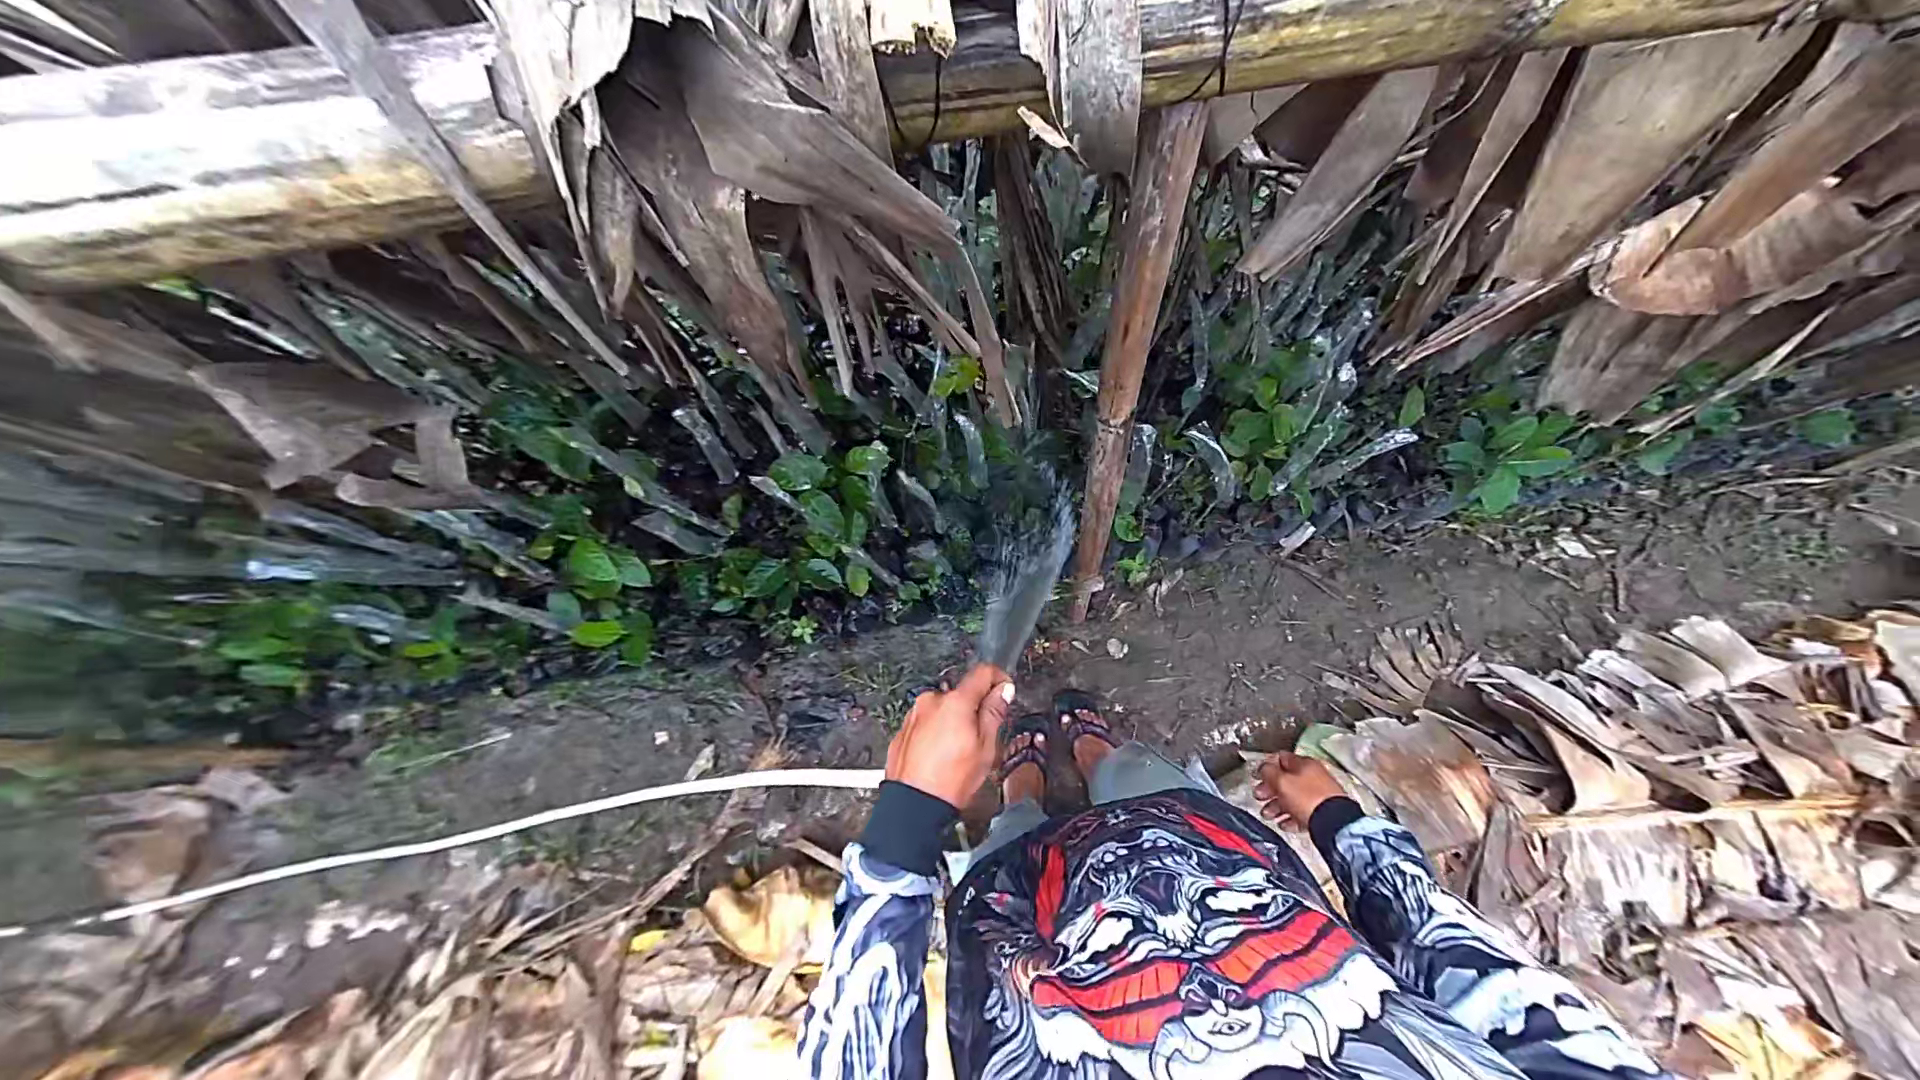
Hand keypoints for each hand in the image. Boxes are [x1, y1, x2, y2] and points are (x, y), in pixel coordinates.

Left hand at [886, 665, 1015, 807]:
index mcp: (955, 702)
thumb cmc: (949, 781)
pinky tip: (940, 756)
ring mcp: (914, 715)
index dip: (998, 679)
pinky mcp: (904, 729)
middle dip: (974, 709)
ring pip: (943, 710)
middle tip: (981, 736)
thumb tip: (1003, 691)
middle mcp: (931, 702)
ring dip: (953, 722)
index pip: (982, 673)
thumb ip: (994, 713)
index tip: (1004, 688)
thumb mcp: (985, 748)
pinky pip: (926, 723)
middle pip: (961, 694)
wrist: (914, 804)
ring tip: (957, 753)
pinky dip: (936, 733)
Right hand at [1253, 752, 1347, 827]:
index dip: (1266, 767)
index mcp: (1304, 764)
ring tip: (1269, 814)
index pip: (1280, 759)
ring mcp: (1320, 795)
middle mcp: (1314, 777)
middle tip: (1260, 796)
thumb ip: (1268, 771)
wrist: (1334, 824)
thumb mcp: (1281, 781)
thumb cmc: (1309, 799)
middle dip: (1270, 790)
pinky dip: (1291, 817)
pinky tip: (1284, 823)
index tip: (1257, 775)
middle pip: (1285, 780)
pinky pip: (1303, 812)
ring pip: (1293, 798)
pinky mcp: (1324, 812)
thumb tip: (1263, 768)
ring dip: (1277, 806)